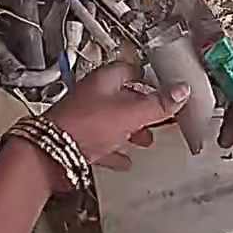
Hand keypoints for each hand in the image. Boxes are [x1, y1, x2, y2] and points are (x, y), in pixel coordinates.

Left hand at [47, 62, 188, 171]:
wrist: (52, 153)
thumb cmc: (84, 125)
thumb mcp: (130, 113)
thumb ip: (157, 104)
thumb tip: (181, 90)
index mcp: (104, 81)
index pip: (131, 71)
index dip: (150, 79)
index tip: (167, 89)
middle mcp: (93, 96)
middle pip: (124, 97)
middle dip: (143, 108)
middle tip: (161, 115)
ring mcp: (85, 118)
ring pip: (114, 121)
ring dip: (131, 130)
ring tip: (147, 139)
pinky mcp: (80, 141)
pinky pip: (103, 144)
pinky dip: (116, 151)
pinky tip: (125, 160)